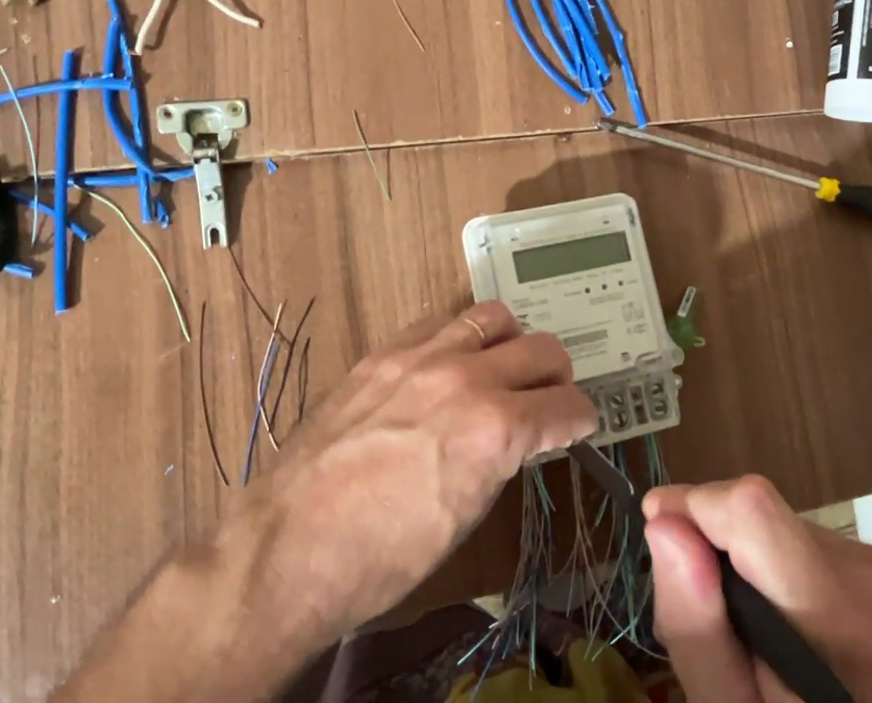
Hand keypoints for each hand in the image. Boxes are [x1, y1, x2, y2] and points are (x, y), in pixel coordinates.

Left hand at [56, 302, 596, 702]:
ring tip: (503, 367)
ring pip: (496, 316)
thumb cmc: (384, 556)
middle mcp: (468, 378)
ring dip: (512, 342)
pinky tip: (452, 364)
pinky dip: (460, 338)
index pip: (570, 405)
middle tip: (548, 399)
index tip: (576, 427)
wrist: (290, 546)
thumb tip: (521, 437)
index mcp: (497, 429)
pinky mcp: (384, 352)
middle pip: (545, 349)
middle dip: (558, 377)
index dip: (581, 420)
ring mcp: (423, 357)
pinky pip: (440, 321)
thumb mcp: (467, 514)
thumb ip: (504, 458)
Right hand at [644, 476, 871, 701]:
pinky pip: (814, 548)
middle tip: (714, 632)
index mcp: (836, 622)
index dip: (694, 507)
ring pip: (784, 530)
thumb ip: (699, 630)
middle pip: (762, 517)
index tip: (661, 534)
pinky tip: (794, 635)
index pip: (753, 508)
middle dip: (718, 554)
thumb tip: (664, 525)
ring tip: (758, 645)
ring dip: (752, 569)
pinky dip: (785, 578)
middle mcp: (871, 578)